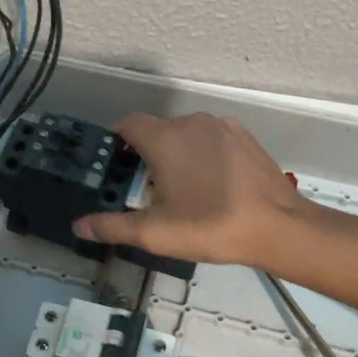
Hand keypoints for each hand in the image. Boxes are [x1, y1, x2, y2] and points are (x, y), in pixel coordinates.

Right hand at [72, 113, 303, 268]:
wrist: (278, 226)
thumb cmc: (210, 226)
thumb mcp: (155, 233)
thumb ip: (112, 226)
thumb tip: (78, 225)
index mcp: (165, 139)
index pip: (128, 124)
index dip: (116, 141)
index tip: (113, 165)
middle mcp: (191, 123)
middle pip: (157, 131)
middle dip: (146, 155)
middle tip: (145, 191)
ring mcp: (222, 127)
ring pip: (186, 135)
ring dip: (177, 155)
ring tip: (180, 191)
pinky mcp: (244, 138)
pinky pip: (211, 140)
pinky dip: (203, 156)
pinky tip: (210, 185)